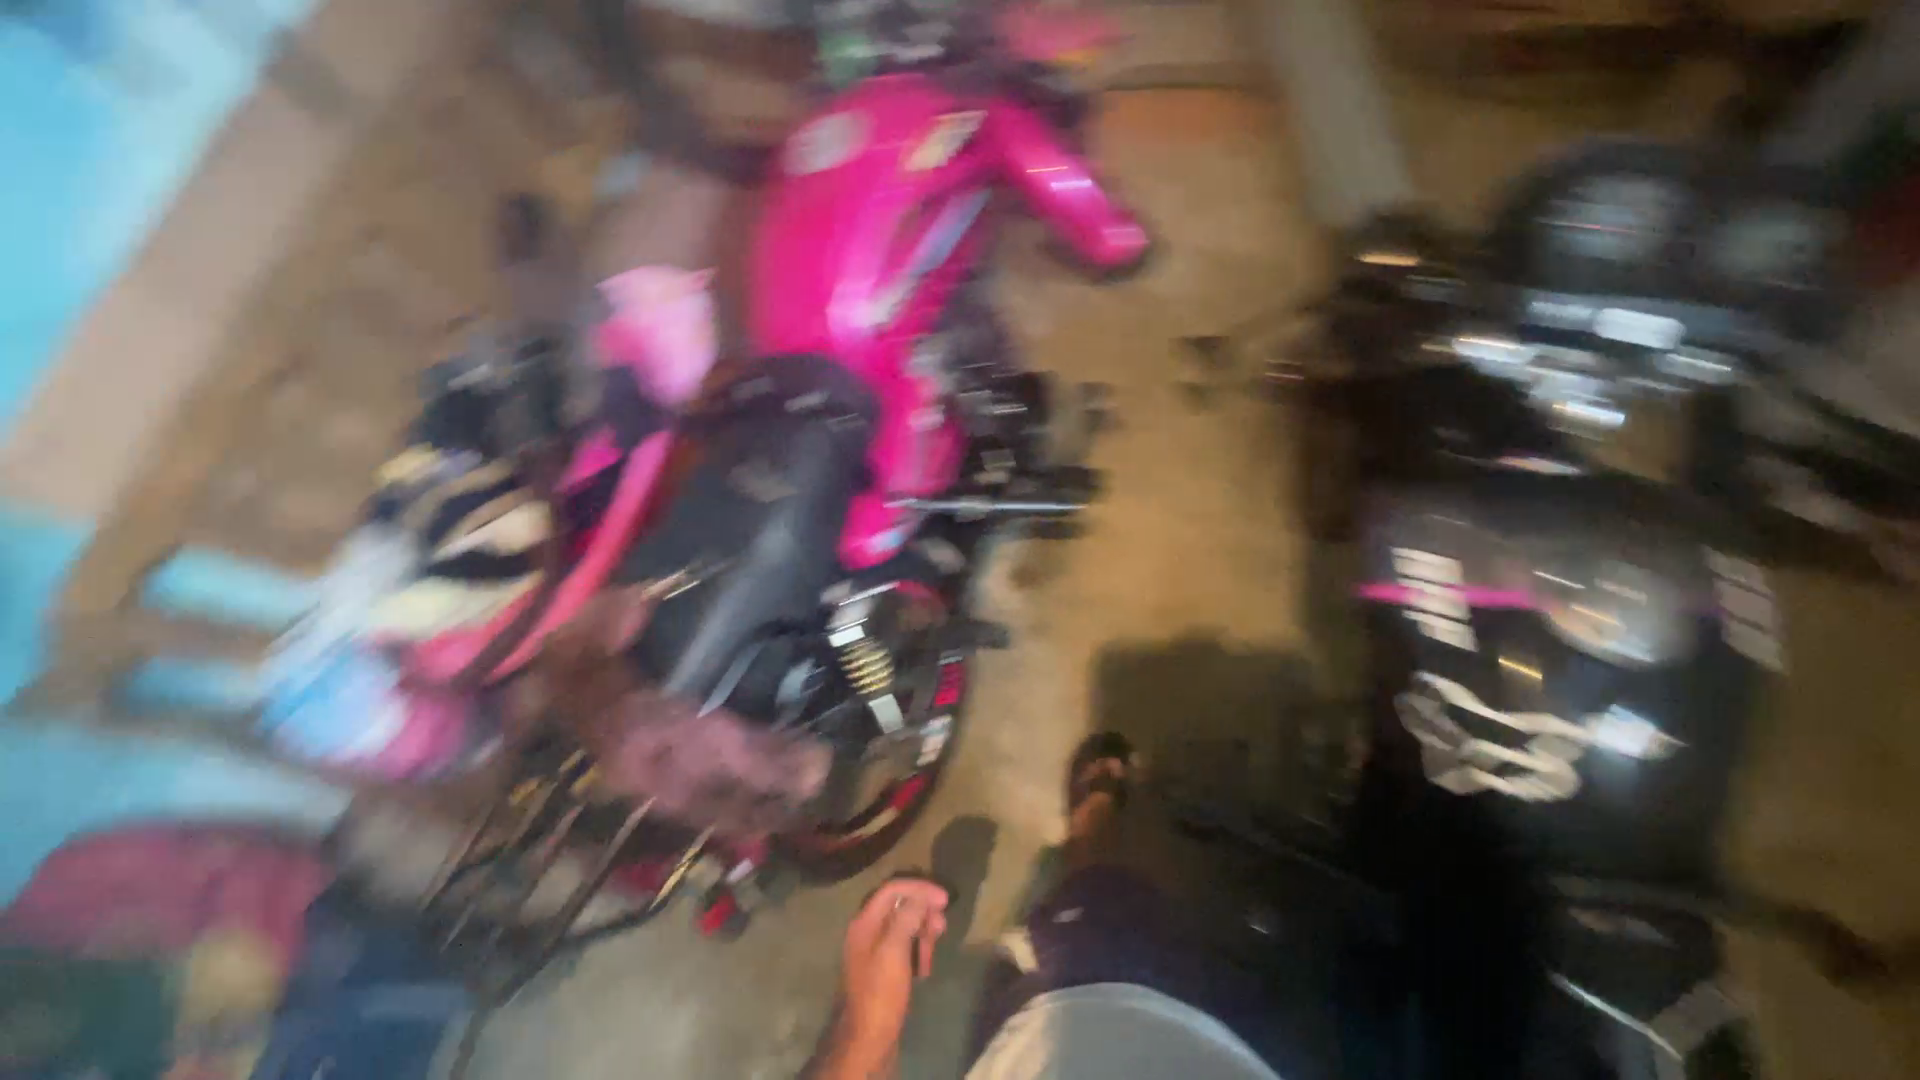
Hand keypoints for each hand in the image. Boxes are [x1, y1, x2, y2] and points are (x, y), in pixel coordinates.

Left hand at [819, 879, 949, 1077]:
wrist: (868, 1040)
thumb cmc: (880, 993)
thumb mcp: (894, 951)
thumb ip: (907, 917)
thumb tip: (921, 895)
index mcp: (864, 922)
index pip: (893, 889)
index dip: (919, 889)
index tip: (945, 899)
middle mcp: (866, 930)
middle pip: (899, 905)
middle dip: (923, 911)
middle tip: (941, 926)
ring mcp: (874, 950)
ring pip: (903, 926)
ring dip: (922, 931)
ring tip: (935, 947)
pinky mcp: (883, 968)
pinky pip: (903, 946)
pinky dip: (917, 949)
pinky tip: (925, 966)